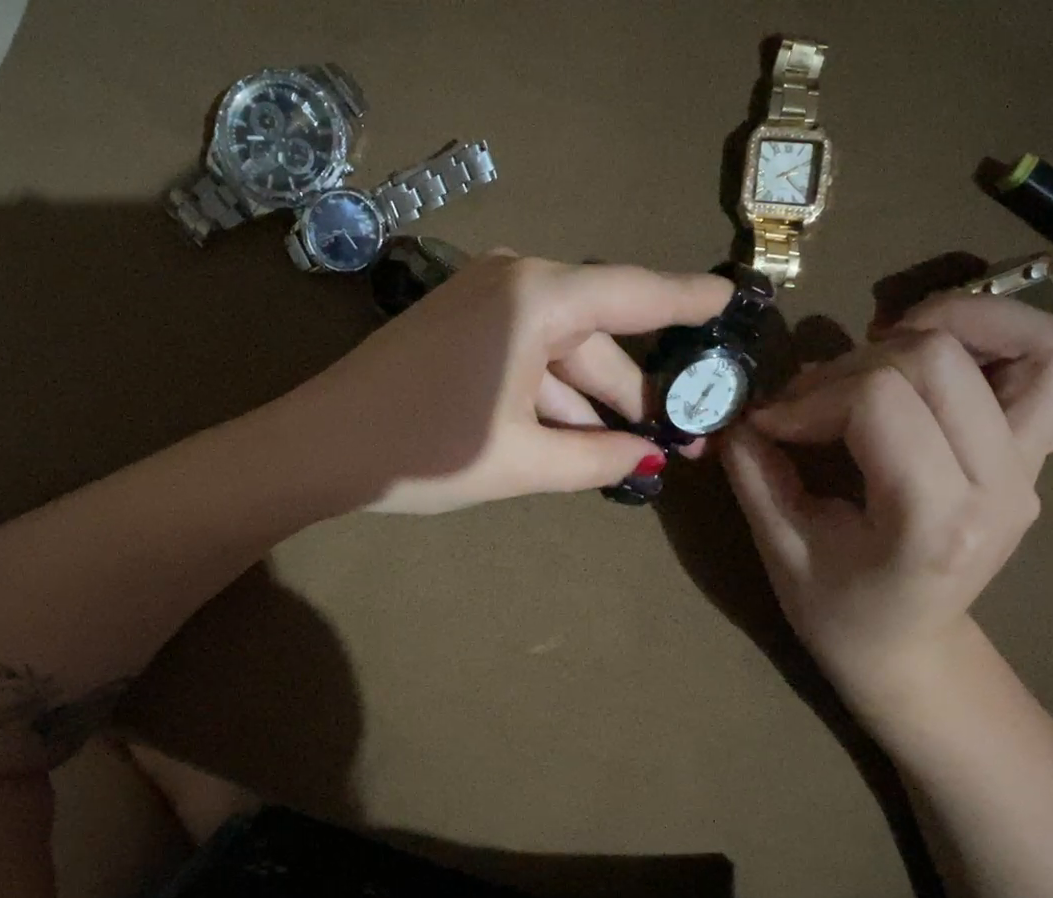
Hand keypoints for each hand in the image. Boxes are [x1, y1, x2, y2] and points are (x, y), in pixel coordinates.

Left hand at [299, 253, 731, 513]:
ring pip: (561, 349)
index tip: (734, 301)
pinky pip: (526, 352)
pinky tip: (574, 437)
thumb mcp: (523, 462)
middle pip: (598, 333)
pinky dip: (550, 392)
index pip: (637, 293)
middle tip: (680, 442)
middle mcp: (515, 280)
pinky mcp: (457, 323)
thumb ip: (596, 458)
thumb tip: (648, 456)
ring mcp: (481, 298)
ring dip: (592, 400)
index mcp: (539, 298)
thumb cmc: (425, 451)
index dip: (690, 300)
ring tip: (631, 454)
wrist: (318, 449)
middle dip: (635, 392)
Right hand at [722, 295, 1052, 694]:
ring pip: (1039, 343)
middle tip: (813, 397)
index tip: (768, 423)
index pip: (879, 400)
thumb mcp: (781, 550)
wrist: (906, 648)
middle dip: (854, 362)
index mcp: (933, 520)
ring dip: (959, 320)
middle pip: (940, 357)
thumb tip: (737, 412)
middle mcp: (1001, 484)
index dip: (809, 397)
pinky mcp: (1039, 454)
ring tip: (892, 344)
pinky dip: (1024, 342)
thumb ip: (756, 473)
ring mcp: (1033, 466)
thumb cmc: (837, 611)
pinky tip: (960, 355)